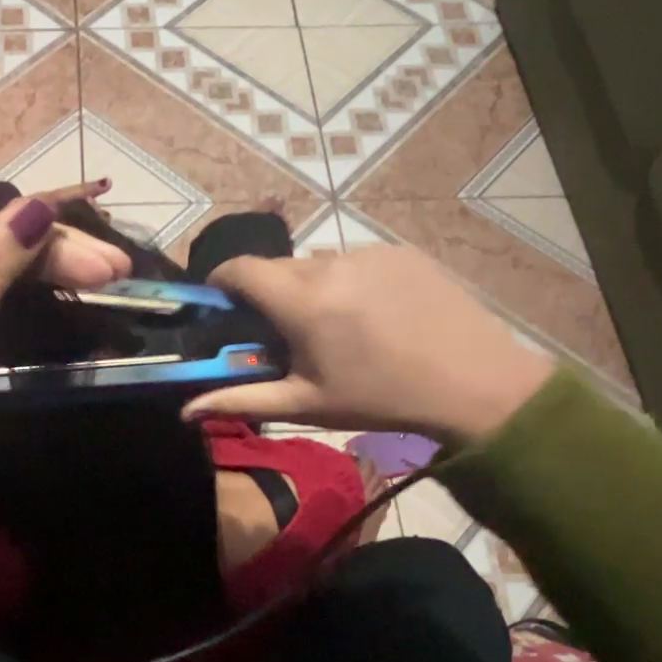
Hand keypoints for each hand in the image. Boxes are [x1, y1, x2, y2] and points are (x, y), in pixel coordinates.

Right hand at [182, 245, 553, 445]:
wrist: (476, 383)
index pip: (239, 269)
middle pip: (278, 267)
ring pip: (317, 264)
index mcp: (303, 301)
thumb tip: (185, 411)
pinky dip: (347, 282)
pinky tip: (371, 317)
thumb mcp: (305, 404)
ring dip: (309, 288)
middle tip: (282, 333)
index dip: (220, 283)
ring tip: (334, 329)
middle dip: (267, 294)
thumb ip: (240, 400)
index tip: (220, 306)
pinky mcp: (401, 250)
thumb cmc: (380, 399)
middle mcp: (331, 264)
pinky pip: (355, 260)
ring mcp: (370, 252)